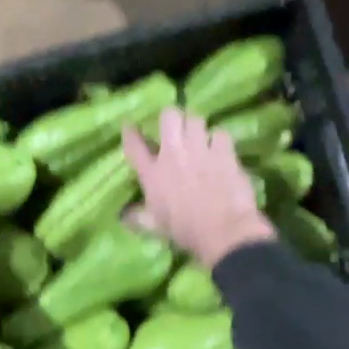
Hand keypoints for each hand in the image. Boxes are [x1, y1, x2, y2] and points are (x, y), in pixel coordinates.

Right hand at [123, 109, 275, 266]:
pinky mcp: (225, 152)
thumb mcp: (154, 226)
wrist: (223, 231)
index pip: (134, 144)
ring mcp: (200, 150)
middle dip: (171, 118)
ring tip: (198, 137)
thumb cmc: (185, 230)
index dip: (130, 132)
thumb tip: (124, 216)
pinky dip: (219, 140)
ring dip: (195, 127)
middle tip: (175, 129)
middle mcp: (173, 154)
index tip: (130, 125)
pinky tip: (220, 149)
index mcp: (152, 173)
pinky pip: (220, 133)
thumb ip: (137, 217)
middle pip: (169, 116)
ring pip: (195, 119)